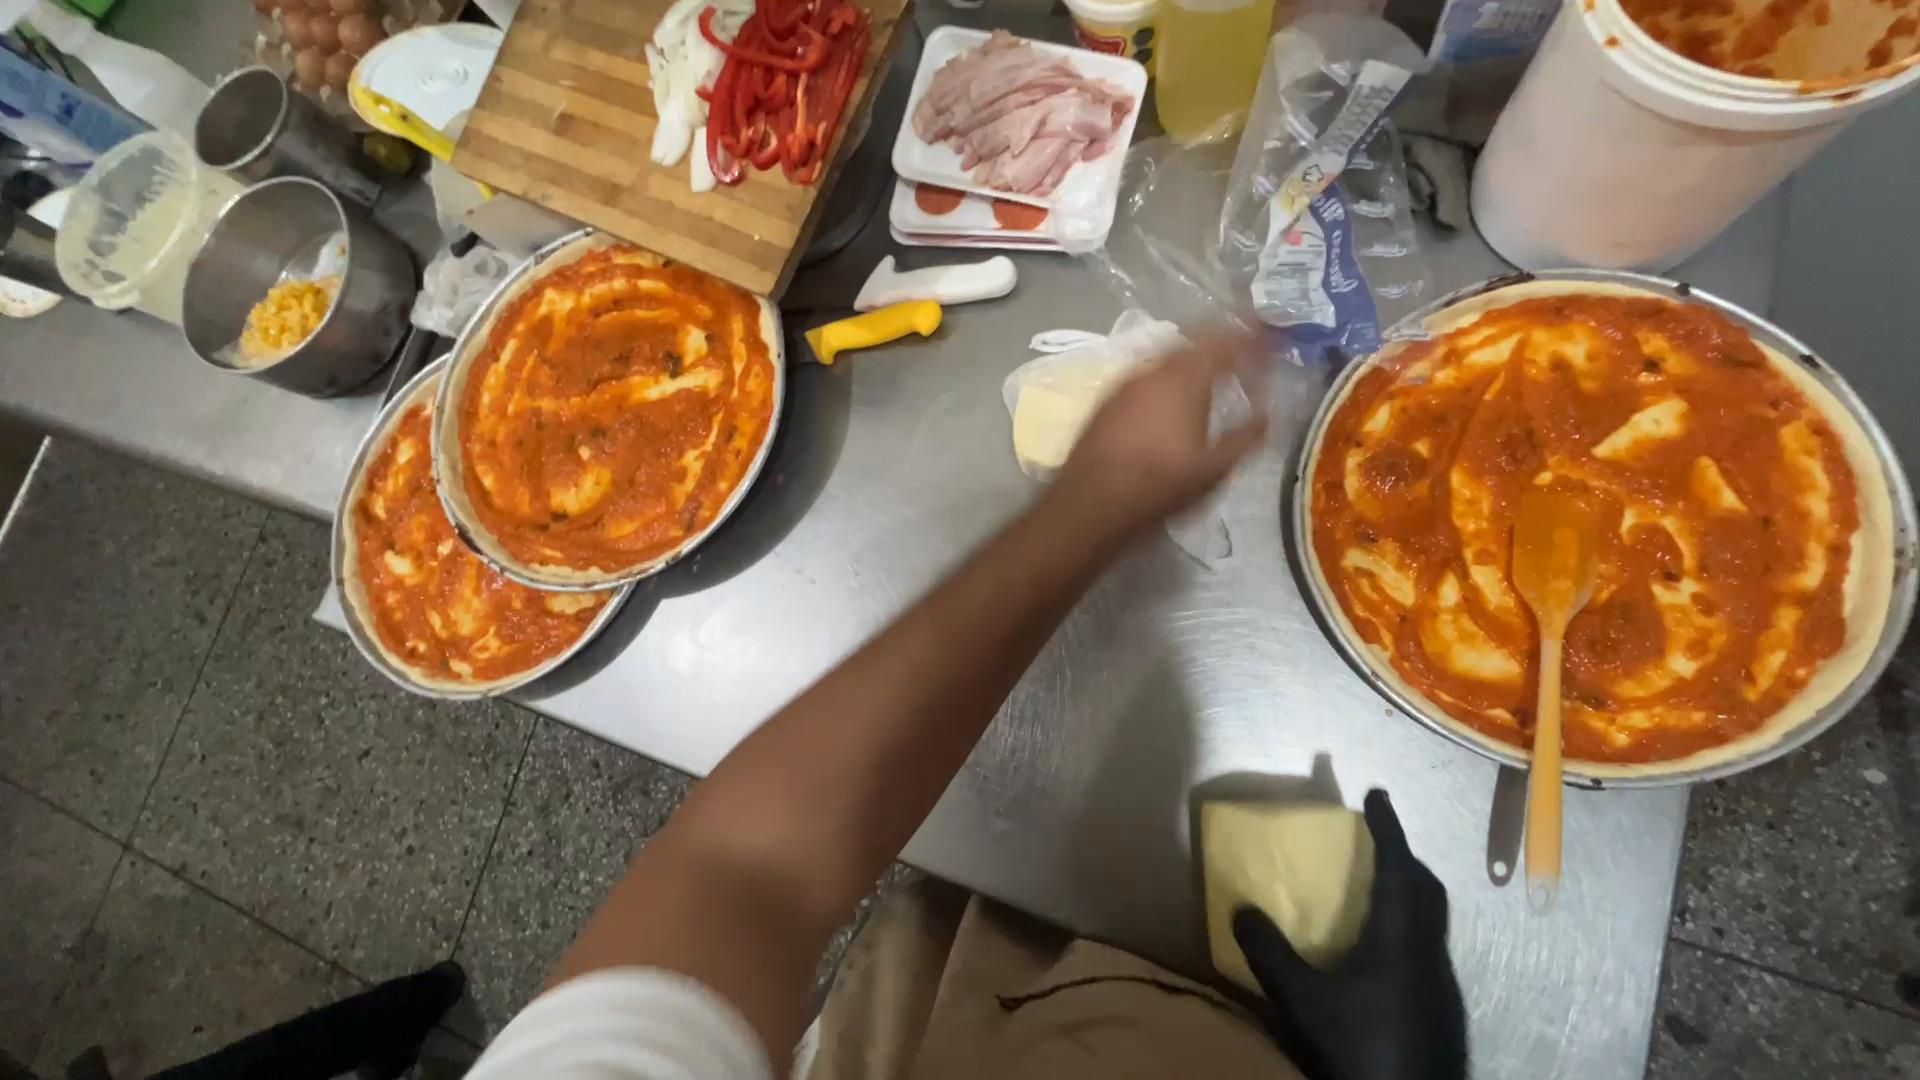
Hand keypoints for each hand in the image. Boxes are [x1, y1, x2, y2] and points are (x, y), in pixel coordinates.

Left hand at [1051, 335, 1268, 539]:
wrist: (1092, 501)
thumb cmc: (1160, 485)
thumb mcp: (1213, 468)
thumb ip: (1245, 437)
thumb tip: (1269, 415)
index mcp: (1187, 378)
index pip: (1227, 342)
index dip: (1250, 337)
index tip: (1267, 338)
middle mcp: (1154, 370)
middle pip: (1193, 343)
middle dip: (1218, 344)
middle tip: (1239, 352)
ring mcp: (1125, 383)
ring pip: (1164, 360)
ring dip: (1189, 362)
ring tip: (1207, 376)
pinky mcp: (1106, 402)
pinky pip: (1143, 378)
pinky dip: (1163, 380)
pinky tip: (1167, 399)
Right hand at [1232, 790, 1467, 1079]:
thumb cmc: (1359, 1051)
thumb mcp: (1300, 1002)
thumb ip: (1269, 953)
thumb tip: (1240, 909)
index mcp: (1399, 942)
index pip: (1399, 869)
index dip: (1389, 828)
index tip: (1377, 794)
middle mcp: (1428, 955)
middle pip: (1427, 890)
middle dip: (1403, 857)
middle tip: (1374, 841)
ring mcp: (1440, 986)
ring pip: (1430, 920)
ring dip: (1406, 892)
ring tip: (1371, 890)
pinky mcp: (1440, 1010)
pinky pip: (1425, 946)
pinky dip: (1404, 925)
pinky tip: (1375, 951)